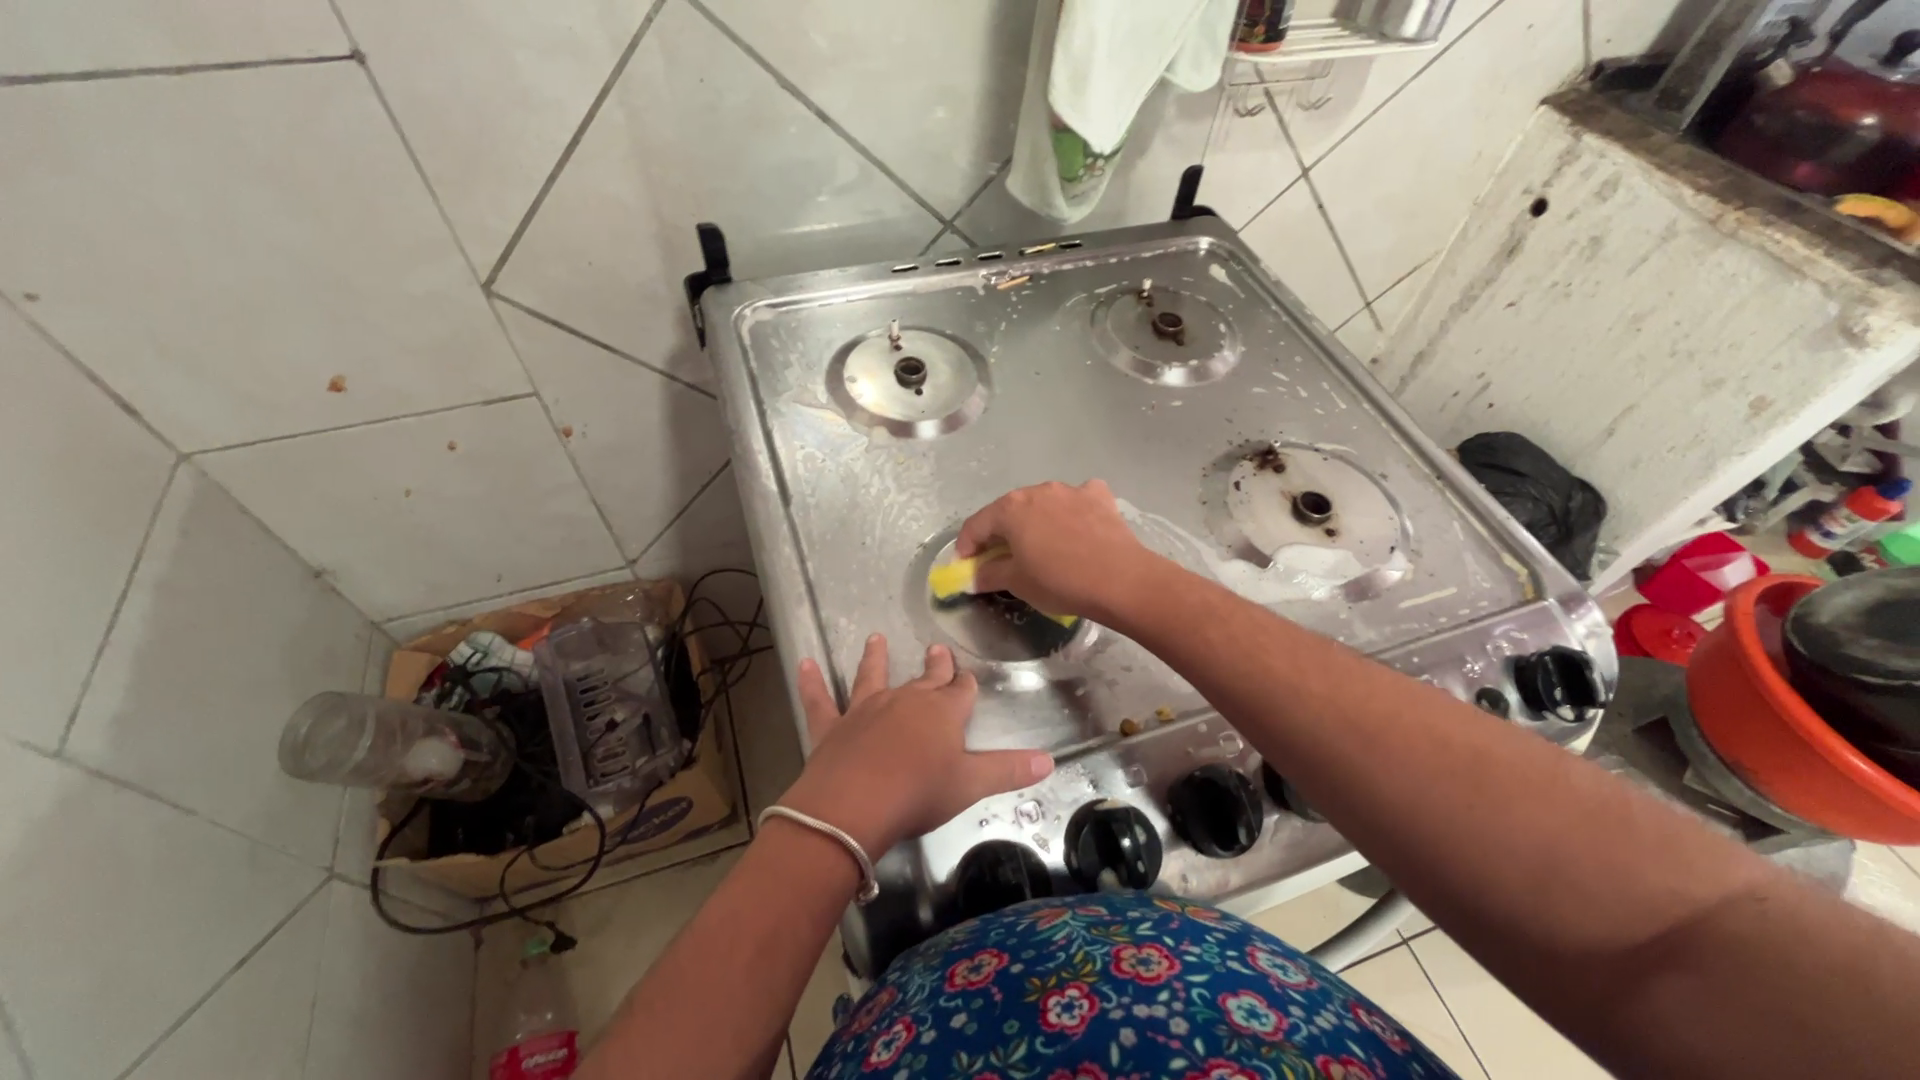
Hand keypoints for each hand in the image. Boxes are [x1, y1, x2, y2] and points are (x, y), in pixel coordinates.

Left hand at [778, 636, 1053, 854]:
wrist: (855, 804)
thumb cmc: (919, 793)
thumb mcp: (971, 785)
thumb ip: (1008, 770)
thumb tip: (1050, 760)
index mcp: (942, 713)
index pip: (960, 691)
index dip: (965, 684)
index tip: (966, 675)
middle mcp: (905, 701)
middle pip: (924, 680)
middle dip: (933, 666)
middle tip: (935, 648)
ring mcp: (865, 710)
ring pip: (872, 677)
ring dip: (875, 659)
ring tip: (875, 639)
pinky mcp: (832, 726)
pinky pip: (820, 699)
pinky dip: (811, 682)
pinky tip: (803, 663)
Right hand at [955, 480, 1162, 620]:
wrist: (1120, 580)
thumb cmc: (1060, 582)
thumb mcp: (1017, 583)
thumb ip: (988, 574)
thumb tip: (973, 575)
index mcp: (1010, 508)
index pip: (976, 525)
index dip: (966, 547)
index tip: (966, 566)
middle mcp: (1037, 490)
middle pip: (1009, 511)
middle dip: (1001, 534)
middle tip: (1001, 558)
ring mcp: (1070, 490)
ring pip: (1043, 504)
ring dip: (1035, 522)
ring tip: (1041, 546)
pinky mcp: (1099, 497)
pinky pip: (1077, 500)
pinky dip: (1071, 511)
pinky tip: (1076, 528)